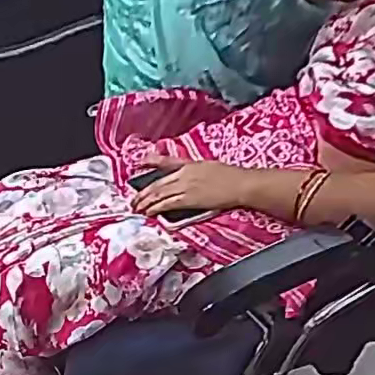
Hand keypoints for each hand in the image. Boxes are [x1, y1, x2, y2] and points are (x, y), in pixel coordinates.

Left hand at [130, 155, 259, 217]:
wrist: (241, 184)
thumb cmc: (230, 177)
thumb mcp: (209, 166)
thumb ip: (194, 170)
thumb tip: (184, 177)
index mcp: (190, 164)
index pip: (166, 162)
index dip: (151, 162)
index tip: (140, 163)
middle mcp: (185, 173)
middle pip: (158, 183)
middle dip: (143, 193)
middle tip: (133, 201)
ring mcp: (186, 186)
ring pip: (160, 194)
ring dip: (146, 202)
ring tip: (137, 208)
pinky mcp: (189, 199)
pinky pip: (168, 203)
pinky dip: (156, 208)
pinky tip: (149, 212)